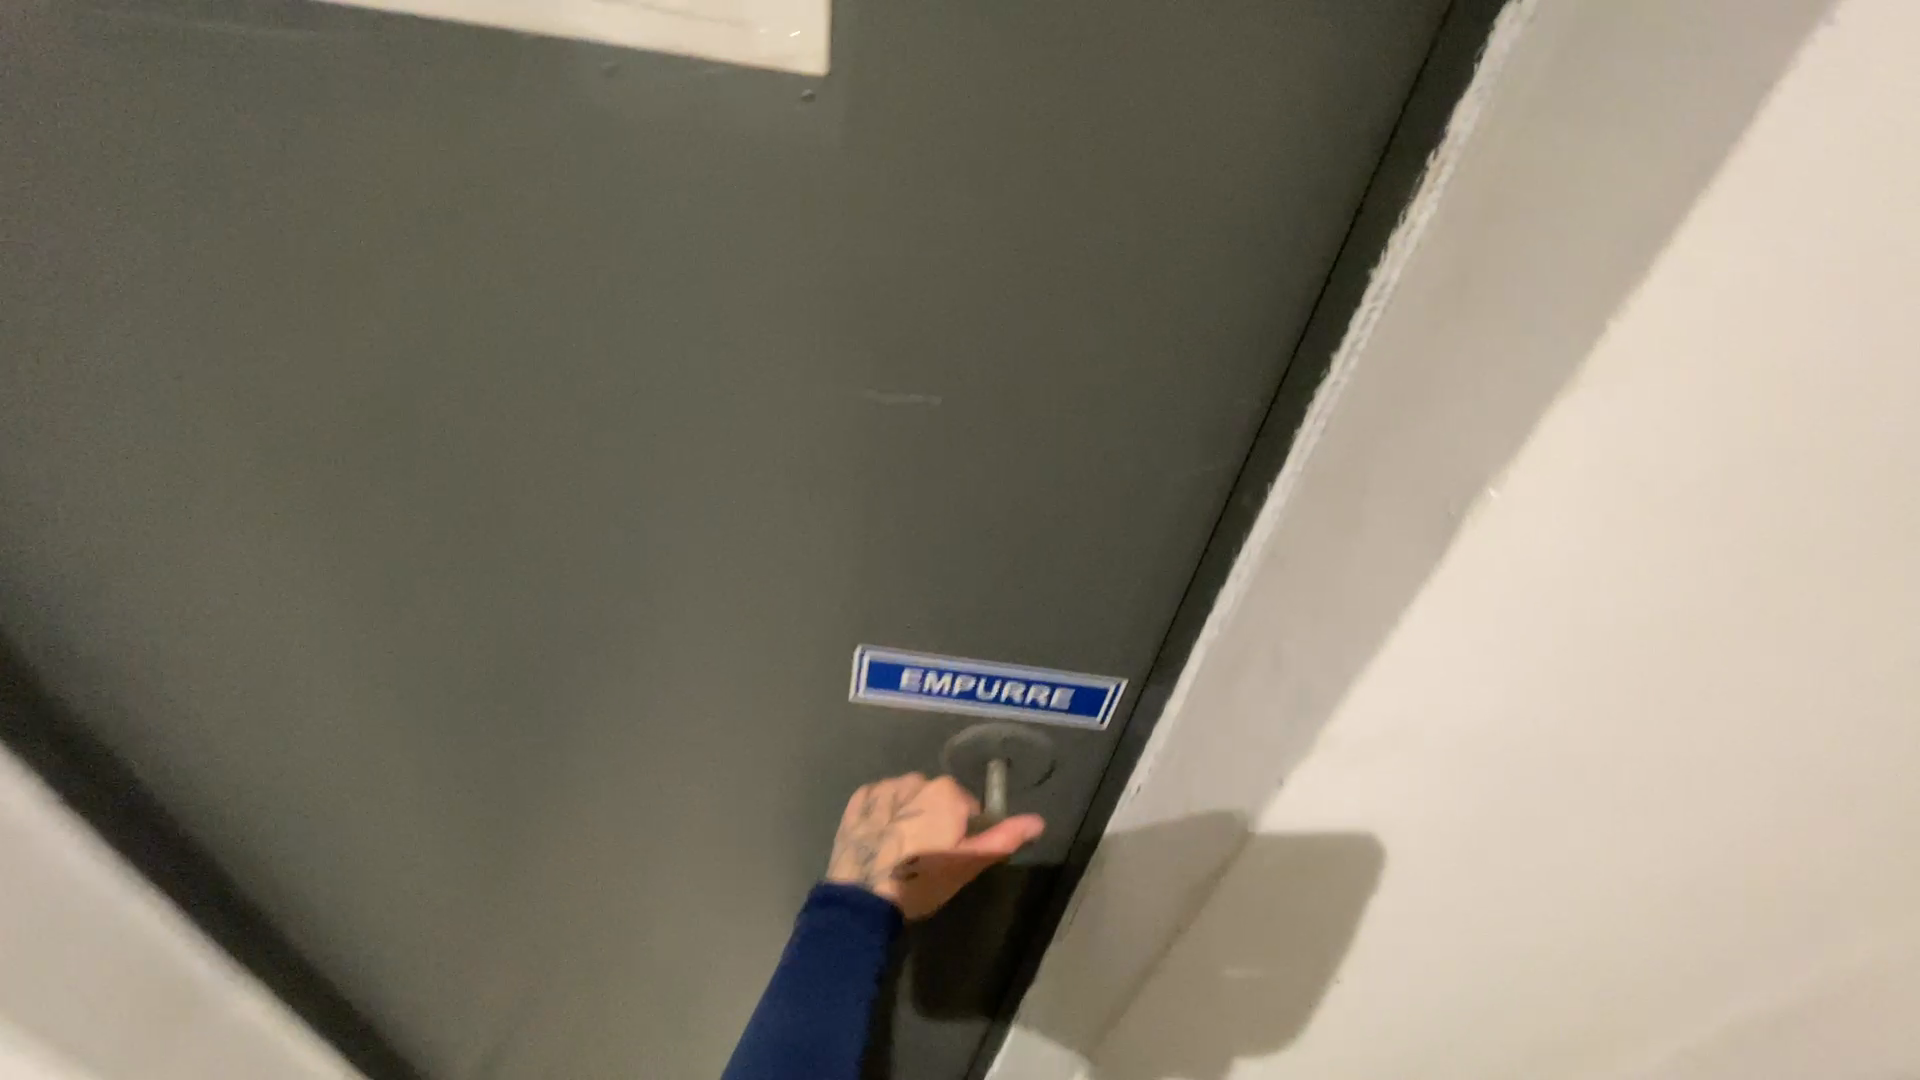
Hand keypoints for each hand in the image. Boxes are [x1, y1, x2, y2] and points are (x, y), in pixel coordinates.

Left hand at [825, 772, 1044, 918]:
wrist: (862, 896)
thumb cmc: (921, 881)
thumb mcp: (967, 864)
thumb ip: (1002, 838)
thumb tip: (1038, 821)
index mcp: (947, 792)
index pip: (966, 807)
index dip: (962, 833)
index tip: (949, 856)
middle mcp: (917, 779)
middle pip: (936, 799)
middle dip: (935, 821)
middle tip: (924, 857)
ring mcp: (885, 786)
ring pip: (908, 799)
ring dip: (909, 816)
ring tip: (900, 852)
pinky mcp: (859, 797)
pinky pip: (881, 802)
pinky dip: (883, 816)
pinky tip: (879, 842)